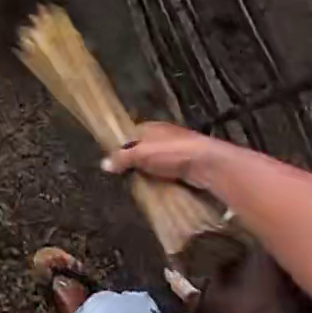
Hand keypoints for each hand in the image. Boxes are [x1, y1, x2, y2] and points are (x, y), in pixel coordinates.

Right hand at [101, 122, 240, 190]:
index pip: (130, 134)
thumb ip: (122, 158)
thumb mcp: (141, 155)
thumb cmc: (171, 153)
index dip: (122, 147)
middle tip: (125, 177)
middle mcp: (164, 134)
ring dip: (150, 170)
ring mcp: (177, 148)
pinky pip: (168, 169)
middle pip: (144, 148)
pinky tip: (158, 185)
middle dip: (136, 161)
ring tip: (140, 184)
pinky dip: (162, 176)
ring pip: (157, 159)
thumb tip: (104, 164)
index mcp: (151, 126)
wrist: (207, 163)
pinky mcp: (187, 162)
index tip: (114, 163)